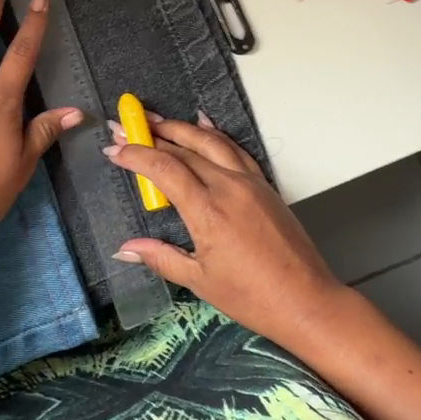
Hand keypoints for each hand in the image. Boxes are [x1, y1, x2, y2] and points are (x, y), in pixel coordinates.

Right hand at [105, 114, 347, 346]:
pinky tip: (201, 123)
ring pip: (208, 141)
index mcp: (207, 211)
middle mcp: (227, 187)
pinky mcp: (264, 184)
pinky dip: (214, 133)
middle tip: (122, 126)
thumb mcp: (199, 281)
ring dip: (178, 127)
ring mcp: (248, 182)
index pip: (164, 169)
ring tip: (154, 118)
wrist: (307, 301)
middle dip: (149, 136)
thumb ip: (161, 257)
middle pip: (182, 149)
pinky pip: (234, 149)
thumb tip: (125, 247)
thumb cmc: (252, 298)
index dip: (136, 155)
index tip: (113, 150)